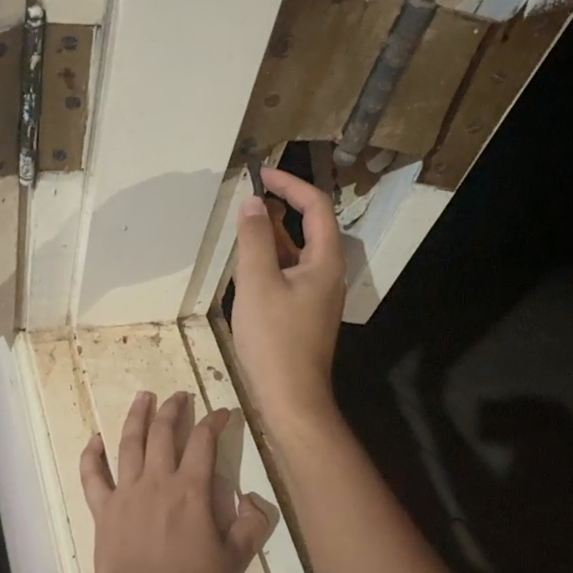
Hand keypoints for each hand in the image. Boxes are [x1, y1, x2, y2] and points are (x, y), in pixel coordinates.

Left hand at [79, 391, 270, 572]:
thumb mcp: (236, 559)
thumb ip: (251, 523)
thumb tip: (250, 498)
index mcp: (191, 490)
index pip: (204, 441)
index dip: (215, 421)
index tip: (224, 413)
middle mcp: (157, 481)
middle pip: (164, 433)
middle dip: (174, 409)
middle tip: (180, 396)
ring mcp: (125, 493)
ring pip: (129, 443)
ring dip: (137, 416)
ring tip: (143, 396)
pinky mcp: (103, 510)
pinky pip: (92, 475)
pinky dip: (92, 454)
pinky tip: (95, 438)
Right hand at [231, 167, 344, 426]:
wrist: (291, 398)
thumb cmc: (275, 340)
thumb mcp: (258, 284)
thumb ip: (254, 240)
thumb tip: (253, 203)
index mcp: (325, 262)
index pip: (316, 207)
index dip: (290, 185)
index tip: (261, 174)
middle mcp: (328, 275)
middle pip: (310, 228)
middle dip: (281, 208)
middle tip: (249, 199)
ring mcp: (318, 297)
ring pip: (298, 254)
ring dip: (273, 236)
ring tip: (243, 227)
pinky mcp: (305, 315)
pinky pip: (291, 276)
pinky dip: (271, 262)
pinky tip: (248, 268)